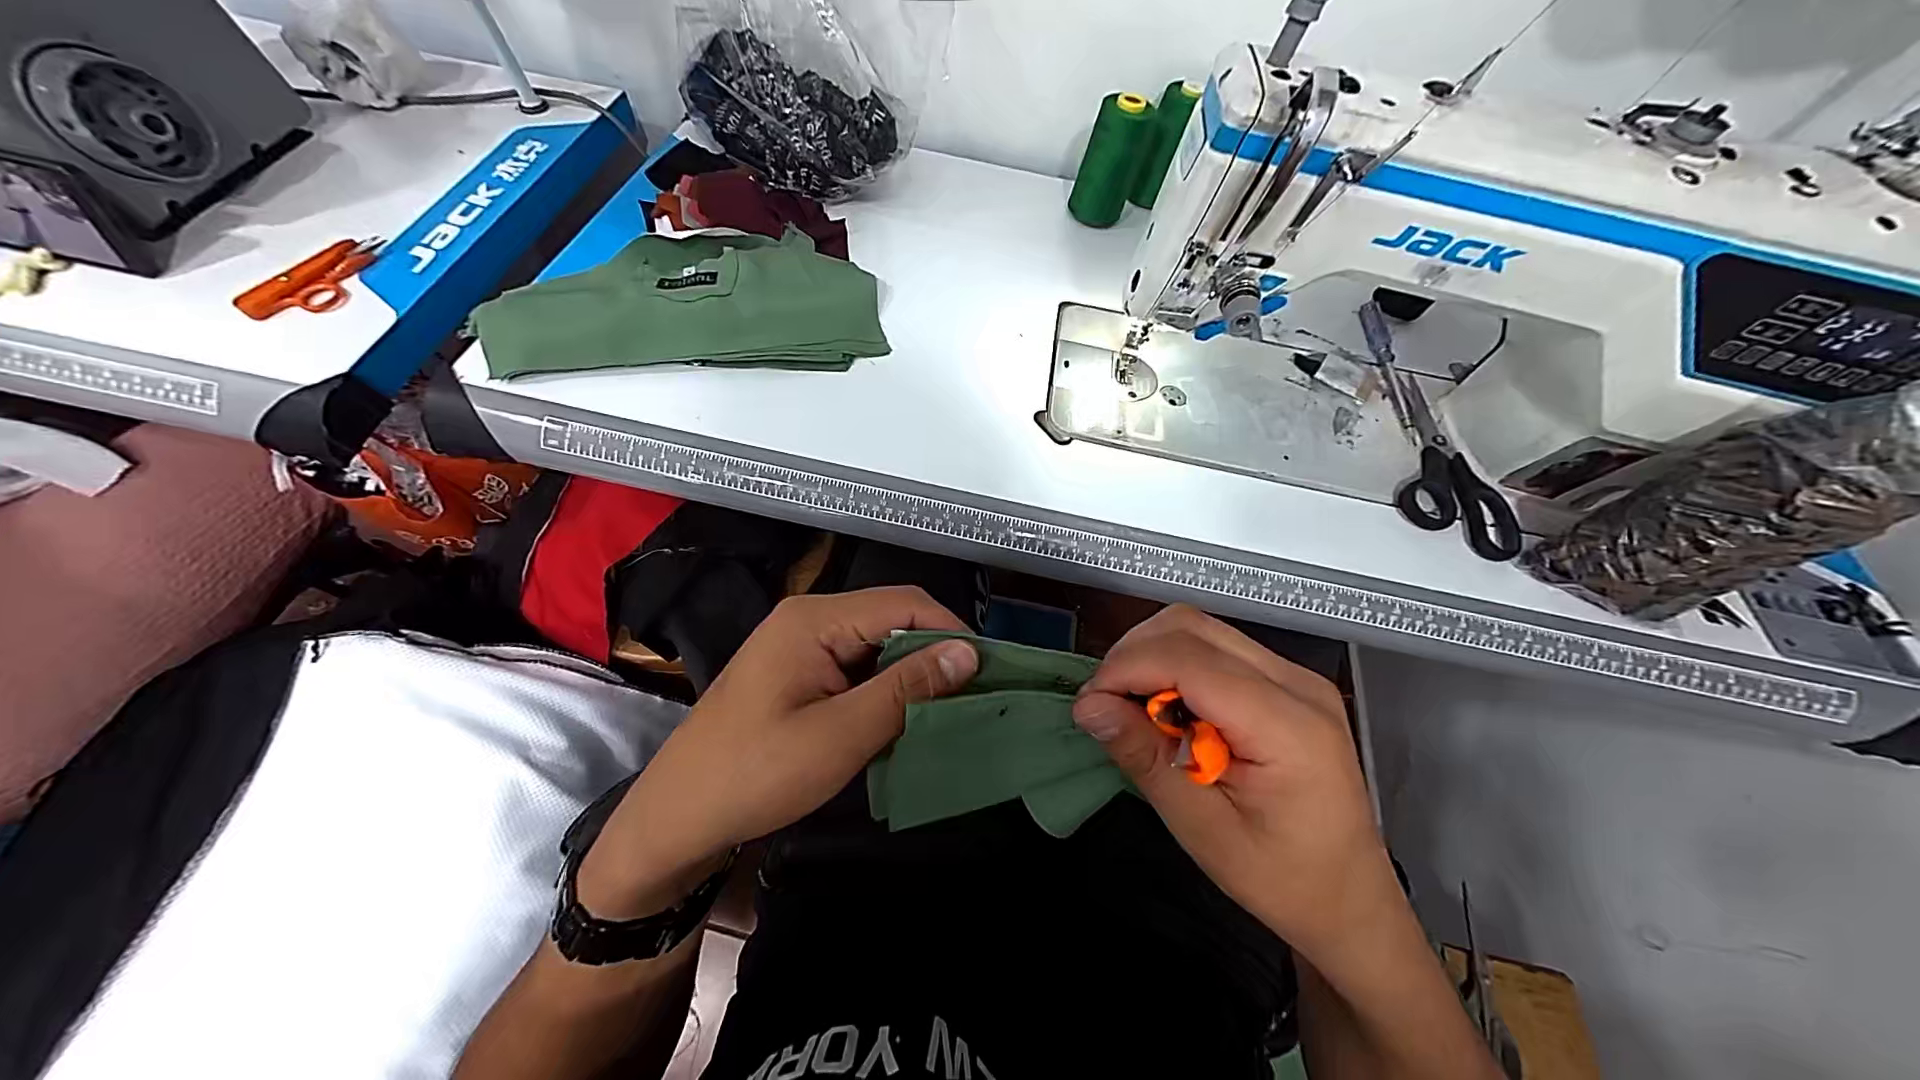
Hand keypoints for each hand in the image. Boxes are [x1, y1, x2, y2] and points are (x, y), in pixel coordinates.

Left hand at [577, 588, 978, 918]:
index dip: (952, 632)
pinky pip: (858, 666)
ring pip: (879, 644)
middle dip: (935, 654)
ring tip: (949, 709)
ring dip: (913, 674)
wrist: (678, 817)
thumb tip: (969, 653)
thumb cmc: (755, 774)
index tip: (989, 674)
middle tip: (975, 696)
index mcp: (814, 619)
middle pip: (892, 619)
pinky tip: (906, 716)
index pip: (904, 603)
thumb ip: (907, 689)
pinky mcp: (800, 671)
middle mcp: (809, 618)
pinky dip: (886, 688)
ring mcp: (802, 643)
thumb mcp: (840, 735)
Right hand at [1071, 606, 1398, 961]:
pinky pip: (1215, 648)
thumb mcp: (1202, 828)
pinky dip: (1175, 665)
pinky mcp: (1286, 682)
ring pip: (1200, 629)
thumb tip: (1089, 706)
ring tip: (1135, 709)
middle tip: (1107, 706)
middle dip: (1133, 656)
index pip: (1188, 659)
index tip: (1090, 703)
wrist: (1349, 898)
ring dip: (1151, 657)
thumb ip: (1145, 757)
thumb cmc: (1280, 877)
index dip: (1126, 669)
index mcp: (1288, 725)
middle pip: (1191, 627)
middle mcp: (1296, 683)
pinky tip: (1169, 710)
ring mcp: (1296, 677)